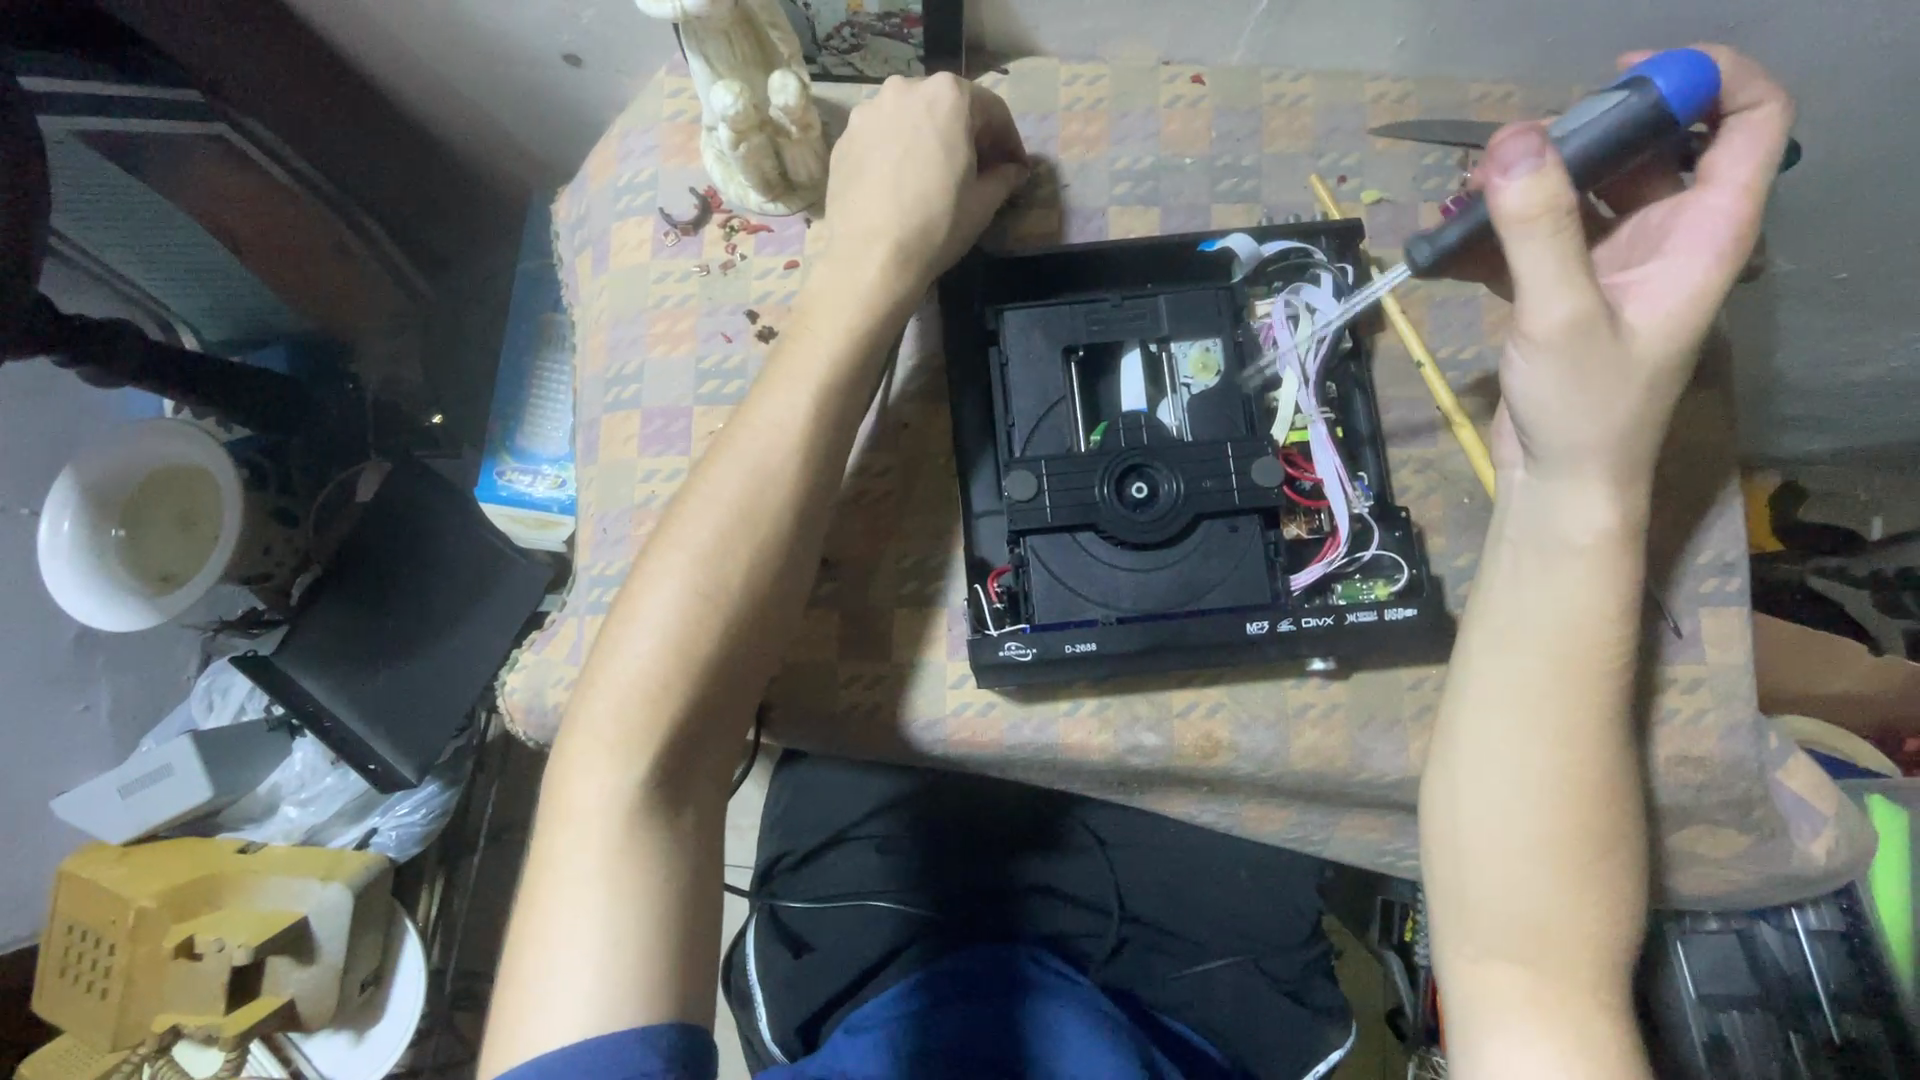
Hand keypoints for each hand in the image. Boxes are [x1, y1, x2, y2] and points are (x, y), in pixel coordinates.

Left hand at [817, 74, 1028, 296]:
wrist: (870, 258)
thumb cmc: (936, 226)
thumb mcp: (983, 204)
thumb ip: (1004, 177)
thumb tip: (1014, 170)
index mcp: (948, 96)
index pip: (992, 110)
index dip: (1009, 140)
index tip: (1016, 168)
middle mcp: (905, 89)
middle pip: (947, 107)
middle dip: (967, 135)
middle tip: (977, 170)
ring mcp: (869, 111)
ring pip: (910, 119)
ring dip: (929, 139)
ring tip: (934, 175)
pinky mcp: (845, 138)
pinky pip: (882, 138)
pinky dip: (897, 152)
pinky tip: (901, 184)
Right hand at [1462, 46, 1791, 493]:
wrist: (1560, 480)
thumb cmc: (1587, 406)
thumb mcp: (1562, 315)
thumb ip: (1539, 229)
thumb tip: (1512, 140)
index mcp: (1705, 231)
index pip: (1747, 120)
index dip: (1704, 78)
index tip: (1619, 79)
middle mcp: (1666, 237)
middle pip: (1649, 147)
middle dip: (1581, 137)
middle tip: (1511, 150)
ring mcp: (1610, 266)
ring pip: (1580, 194)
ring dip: (1522, 188)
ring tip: (1461, 199)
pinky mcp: (1561, 293)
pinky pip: (1531, 242)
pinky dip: (1488, 238)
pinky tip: (1441, 249)